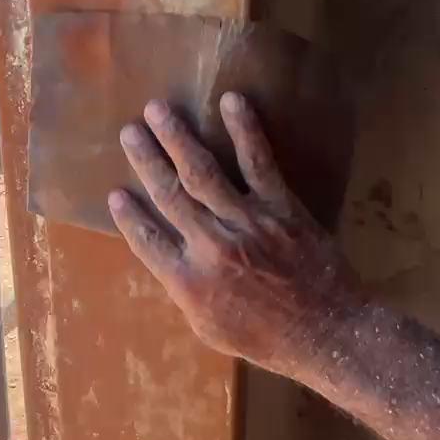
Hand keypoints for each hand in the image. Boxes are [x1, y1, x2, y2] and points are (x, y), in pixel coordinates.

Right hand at [108, 93, 364, 382]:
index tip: (115, 192)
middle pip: (168, 195)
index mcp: (188, 281)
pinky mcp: (281, 208)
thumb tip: (168, 257)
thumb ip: (184, 289)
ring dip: (177, 138)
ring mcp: (246, 223)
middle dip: (145, 161)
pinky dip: (244, 130)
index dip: (128, 215)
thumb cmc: (263, 338)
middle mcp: (210, 246)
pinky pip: (259, 162)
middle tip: (128, 132)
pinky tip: (231, 101)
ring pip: (202, 172)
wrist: (324, 334)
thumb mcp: (208, 326)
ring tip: (158, 109)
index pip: (146, 239)